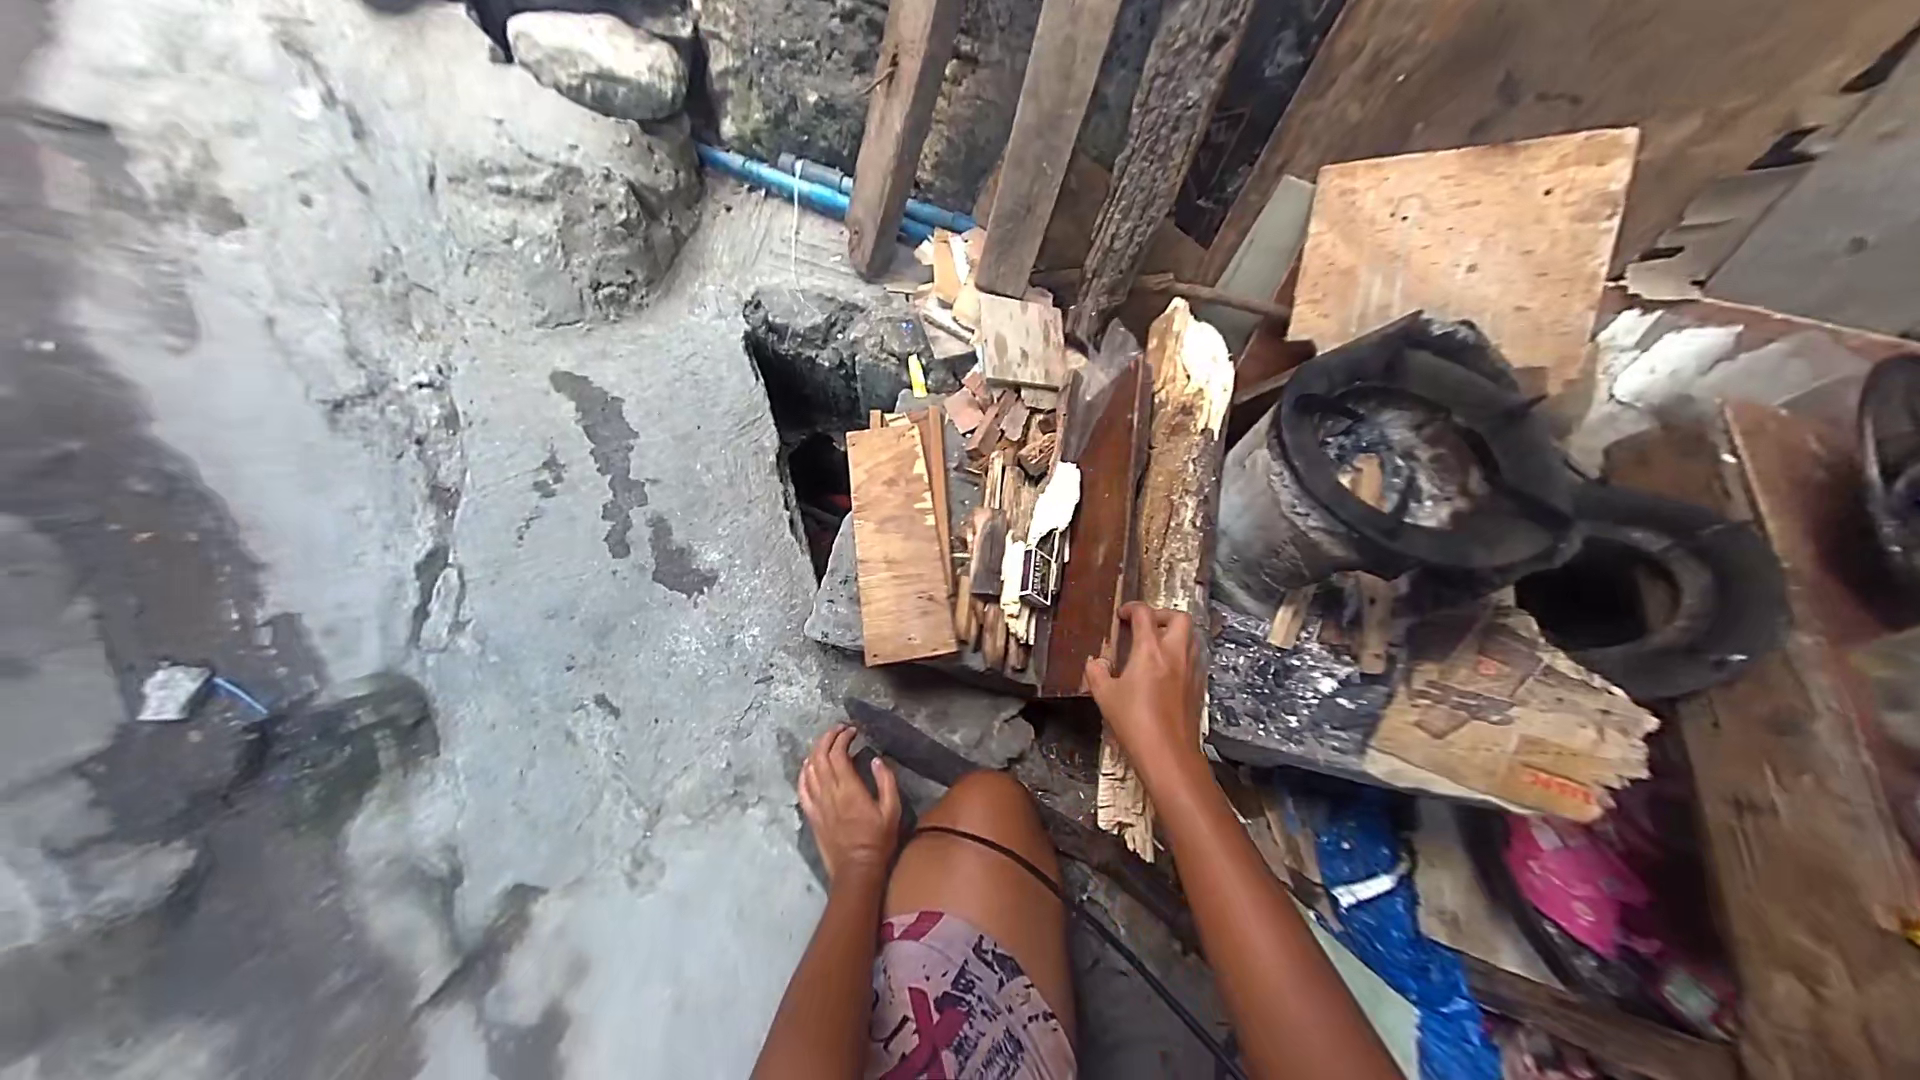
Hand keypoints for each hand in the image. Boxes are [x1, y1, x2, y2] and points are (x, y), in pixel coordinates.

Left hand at [798, 724, 900, 885]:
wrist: (856, 870)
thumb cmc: (878, 840)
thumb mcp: (892, 810)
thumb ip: (886, 781)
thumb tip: (876, 759)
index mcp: (849, 789)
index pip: (838, 753)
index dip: (843, 737)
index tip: (853, 731)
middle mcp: (829, 793)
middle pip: (820, 756)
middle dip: (828, 738)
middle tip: (839, 729)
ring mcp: (817, 804)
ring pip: (809, 770)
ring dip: (816, 751)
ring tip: (826, 742)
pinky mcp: (812, 815)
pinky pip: (802, 789)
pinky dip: (803, 772)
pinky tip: (808, 765)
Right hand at [1085, 603, 1203, 782]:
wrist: (1169, 754)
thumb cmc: (1135, 723)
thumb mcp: (1104, 695)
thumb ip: (1097, 672)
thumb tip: (1096, 662)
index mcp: (1150, 650)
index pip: (1144, 614)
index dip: (1132, 608)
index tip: (1123, 614)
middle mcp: (1175, 654)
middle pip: (1178, 617)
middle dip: (1161, 615)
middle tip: (1145, 625)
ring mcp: (1191, 670)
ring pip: (1191, 637)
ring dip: (1174, 633)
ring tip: (1156, 645)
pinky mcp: (1199, 686)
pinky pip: (1194, 658)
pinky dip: (1181, 654)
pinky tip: (1167, 669)